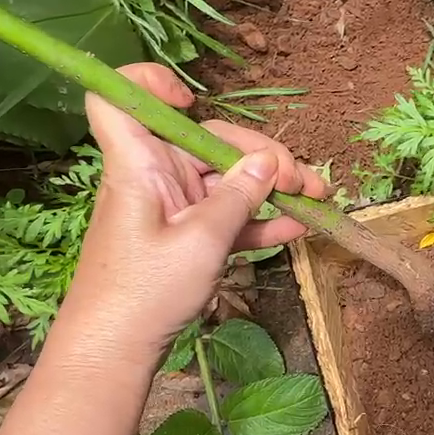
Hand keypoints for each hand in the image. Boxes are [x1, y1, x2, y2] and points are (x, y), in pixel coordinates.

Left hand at [58, 63, 328, 362]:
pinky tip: (298, 226)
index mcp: (140, 164)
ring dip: (273, 189)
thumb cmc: (145, 290)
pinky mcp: (189, 235)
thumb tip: (268, 163)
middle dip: (260, 156)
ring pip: (228, 181)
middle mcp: (156, 176)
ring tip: (317, 198)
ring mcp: (175, 206)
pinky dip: (260, 218)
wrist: (116, 348)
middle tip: (301, 181)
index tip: (192, 101)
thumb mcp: (201, 241)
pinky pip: (229, 215)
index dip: (149, 85)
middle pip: (208, 143)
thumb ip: (238, 197)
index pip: (120, 99)